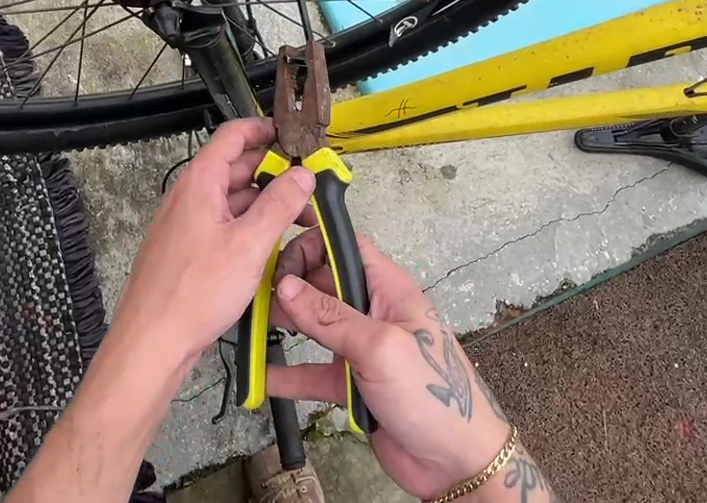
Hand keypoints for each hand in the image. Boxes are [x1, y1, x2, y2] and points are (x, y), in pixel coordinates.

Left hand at [106, 118, 315, 371]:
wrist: (152, 341)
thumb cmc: (192, 293)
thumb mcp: (249, 245)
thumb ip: (279, 205)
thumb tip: (302, 175)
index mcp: (200, 182)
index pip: (233, 135)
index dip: (263, 130)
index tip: (291, 136)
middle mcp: (189, 196)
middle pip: (235, 167)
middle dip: (273, 172)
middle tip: (306, 184)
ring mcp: (186, 222)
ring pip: (231, 198)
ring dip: (264, 202)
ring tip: (298, 219)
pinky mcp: (187, 248)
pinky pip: (222, 223)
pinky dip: (248, 225)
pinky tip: (269, 244)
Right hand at [265, 232, 511, 500]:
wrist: (457, 465)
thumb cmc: (434, 394)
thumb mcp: (379, 347)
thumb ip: (330, 316)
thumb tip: (285, 285)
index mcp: (386, 287)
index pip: (343, 246)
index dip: (311, 242)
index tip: (277, 255)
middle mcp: (371, 310)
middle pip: (321, 282)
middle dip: (288, 283)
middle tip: (254, 293)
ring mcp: (361, 346)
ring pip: (313, 325)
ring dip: (282, 323)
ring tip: (249, 324)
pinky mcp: (352, 382)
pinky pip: (312, 370)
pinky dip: (288, 373)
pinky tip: (261, 376)